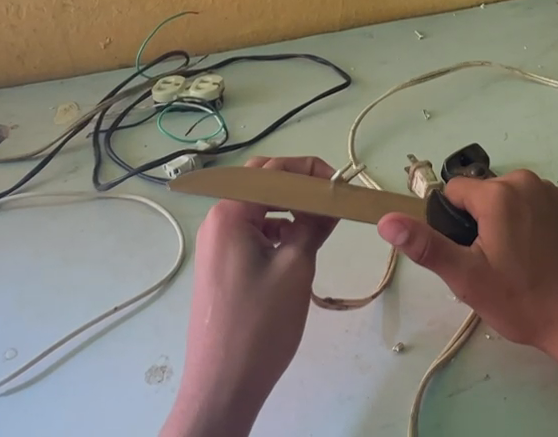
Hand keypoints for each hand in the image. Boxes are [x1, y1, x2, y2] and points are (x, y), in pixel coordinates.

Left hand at [160, 156, 338, 436]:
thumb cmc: (260, 324)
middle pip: (260, 183)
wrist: (222, 387)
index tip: (341, 183)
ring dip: (288, 206)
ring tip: (320, 221)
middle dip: (298, 184)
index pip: (272, 170)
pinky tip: (298, 244)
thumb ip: (313, 224)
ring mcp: (216, 243)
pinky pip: (251, 230)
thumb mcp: (296, 267)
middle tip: (331, 196)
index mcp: (229, 212)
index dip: (309, 169)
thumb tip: (331, 200)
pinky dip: (277, 228)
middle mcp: (217, 220)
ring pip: (257, 207)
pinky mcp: (221, 264)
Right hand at [376, 169, 557, 352]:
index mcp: (497, 193)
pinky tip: (535, 256)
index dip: (453, 224)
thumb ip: (426, 245)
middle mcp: (524, 180)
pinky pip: (530, 204)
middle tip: (491, 266)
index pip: (454, 192)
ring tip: (514, 264)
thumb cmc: (522, 300)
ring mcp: (549, 190)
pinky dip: (526, 223)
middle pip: (481, 195)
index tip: (467, 255)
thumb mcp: (467, 278)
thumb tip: (386, 220)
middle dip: (478, 224)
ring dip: (502, 223)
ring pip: (505, 199)